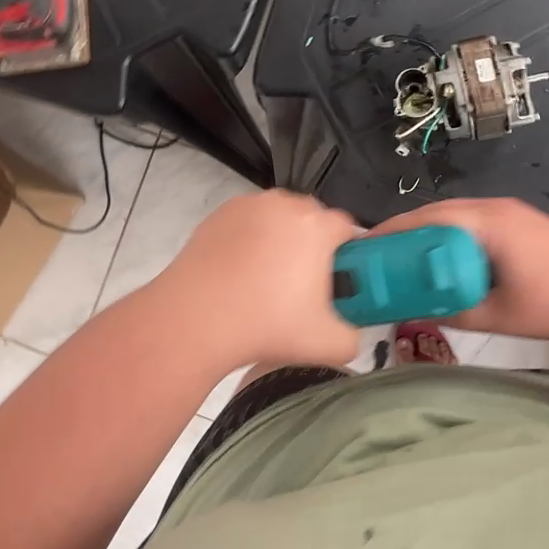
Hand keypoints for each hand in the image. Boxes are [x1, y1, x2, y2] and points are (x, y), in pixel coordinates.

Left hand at [147, 191, 362, 369]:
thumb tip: (350, 329)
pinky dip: (249, 239)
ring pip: (278, 218)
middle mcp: (286, 204)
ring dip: (280, 240)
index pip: (347, 229)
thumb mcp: (328, 344)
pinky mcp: (219, 212)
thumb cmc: (266, 325)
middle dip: (312, 246)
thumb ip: (354, 336)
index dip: (345, 255)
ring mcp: (249, 204)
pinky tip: (239, 271)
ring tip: (265, 280)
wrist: (194, 318)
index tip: (335, 281)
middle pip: (312, 219)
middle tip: (301, 285)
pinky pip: (248, 221)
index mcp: (317, 226)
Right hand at [369, 198, 548, 346]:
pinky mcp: (518, 222)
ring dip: (427, 233)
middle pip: (437, 211)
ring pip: (454, 215)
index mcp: (489, 222)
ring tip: (401, 260)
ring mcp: (509, 212)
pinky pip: (471, 222)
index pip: (428, 217)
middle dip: (405, 232)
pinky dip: (449, 237)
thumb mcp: (496, 316)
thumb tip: (409, 313)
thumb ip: (450, 311)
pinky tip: (439, 260)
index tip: (366, 247)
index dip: (394, 230)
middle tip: (378, 257)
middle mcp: (496, 207)